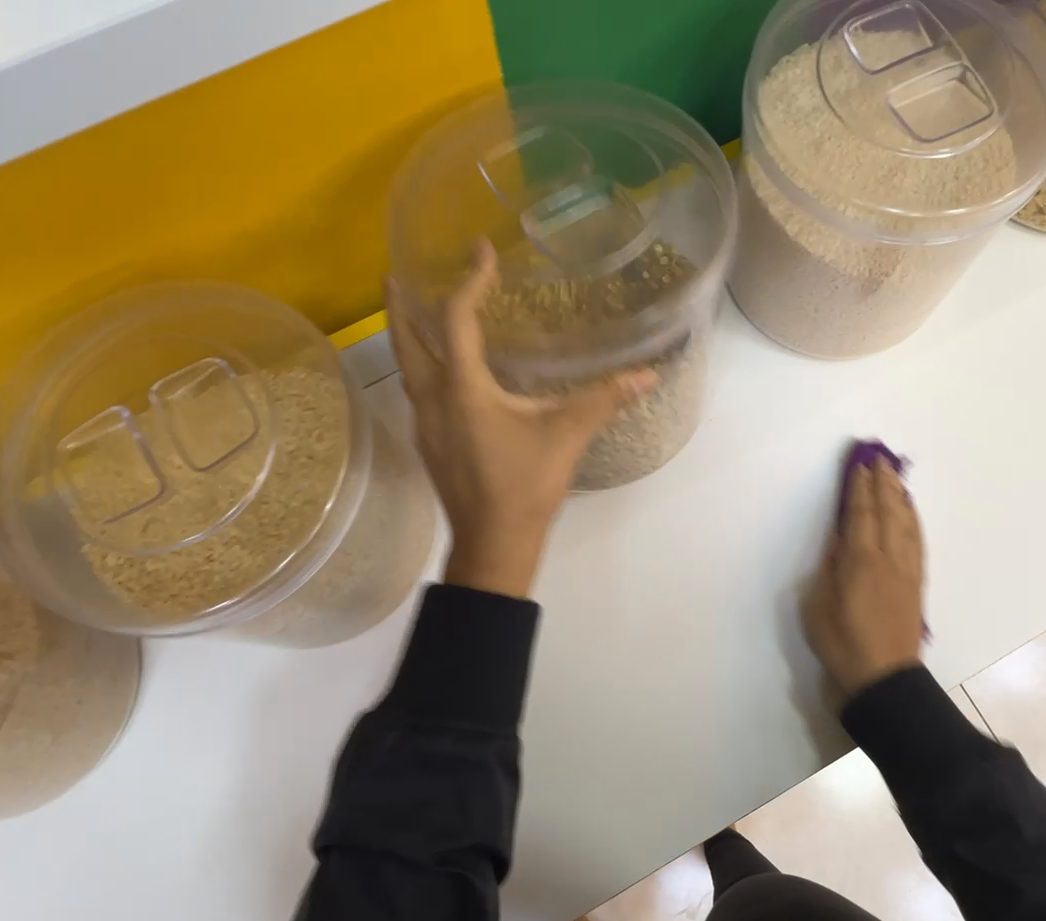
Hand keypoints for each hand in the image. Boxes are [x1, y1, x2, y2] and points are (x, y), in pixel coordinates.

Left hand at [389, 242, 653, 598]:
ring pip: (408, 370)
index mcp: (462, 388)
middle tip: (397, 273)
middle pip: (407, 341)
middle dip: (401, 306)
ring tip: (416, 317)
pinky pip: (418, 394)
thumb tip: (648, 375)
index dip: (469, 281)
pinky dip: (423, 370)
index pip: (456, 319)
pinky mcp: (430, 446)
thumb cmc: (525, 486)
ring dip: (409, 339)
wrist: (493, 544)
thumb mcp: (567, 437)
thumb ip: (604, 400)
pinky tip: (444, 377)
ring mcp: (425, 426)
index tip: (480, 251)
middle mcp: (433, 400)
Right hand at [805, 456, 925, 701]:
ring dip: (900, 497)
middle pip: (887, 513)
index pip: (861, 515)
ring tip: (895, 476)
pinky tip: (909, 513)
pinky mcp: (916, 584)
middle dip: (882, 484)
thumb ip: (829, 569)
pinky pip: (917, 542)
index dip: (860, 489)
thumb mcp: (819, 607)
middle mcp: (888, 560)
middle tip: (879, 459)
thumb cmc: (842, 644)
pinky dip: (913, 521)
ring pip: (907, 524)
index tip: (860, 465)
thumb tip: (838, 540)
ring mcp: (906, 571)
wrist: (883, 678)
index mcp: (861, 563)